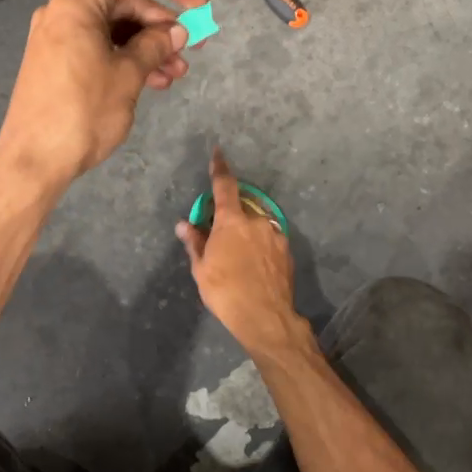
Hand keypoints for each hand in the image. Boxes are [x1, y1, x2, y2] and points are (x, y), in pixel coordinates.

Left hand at [0, 0, 206, 188]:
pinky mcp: (57, 63)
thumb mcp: (127, 76)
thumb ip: (155, 46)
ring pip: (114, 31)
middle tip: (194, 48)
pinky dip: (127, 61)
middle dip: (163, 25)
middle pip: (125, 4)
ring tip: (177, 74)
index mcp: (78, 3)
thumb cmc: (82, 112)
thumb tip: (177, 32)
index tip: (203, 2)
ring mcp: (57, 39)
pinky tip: (153, 82)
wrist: (33, 161)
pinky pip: (99, 50)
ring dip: (149, 47)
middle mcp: (63, 12)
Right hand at [176, 148, 312, 354]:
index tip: (218, 153)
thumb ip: (194, 242)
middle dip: (228, 216)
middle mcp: (257, 222)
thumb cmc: (226, 292)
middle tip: (217, 235)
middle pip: (240, 209)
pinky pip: (267, 240)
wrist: (265, 318)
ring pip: (255, 226)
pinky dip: (258, 246)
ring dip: (245, 233)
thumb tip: (184, 224)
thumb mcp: (202, 269)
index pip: (224, 186)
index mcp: (232, 222)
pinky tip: (252, 266)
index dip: (219, 168)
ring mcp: (275, 236)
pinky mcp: (286, 252)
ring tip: (236, 258)